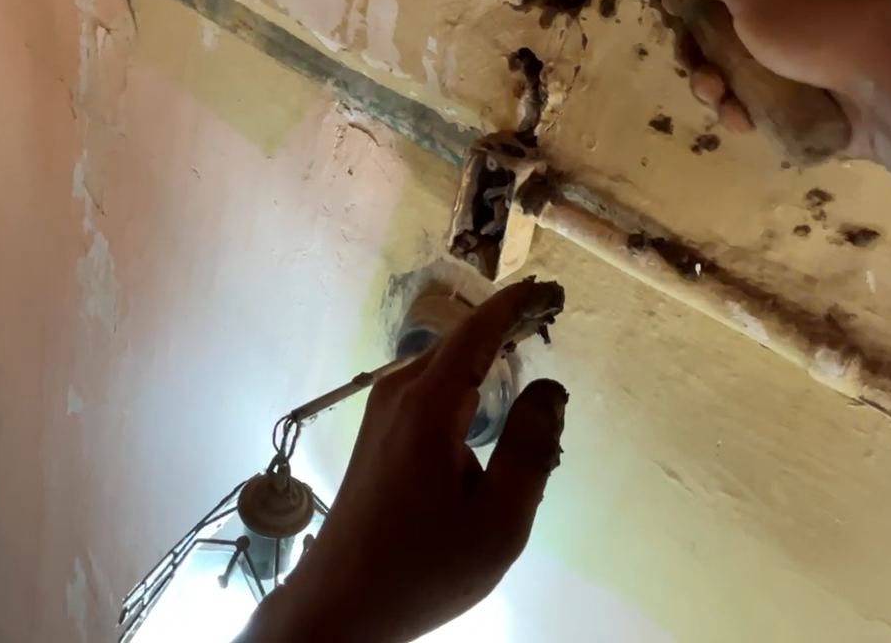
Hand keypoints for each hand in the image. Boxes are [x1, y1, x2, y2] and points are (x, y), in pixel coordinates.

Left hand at [242, 279, 568, 642]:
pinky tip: (485, 383)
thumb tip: (548, 389)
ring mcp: (384, 408)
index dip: (514, 305)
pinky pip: (429, 382)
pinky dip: (464, 369)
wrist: (342, 603)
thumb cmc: (424, 565)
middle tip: (549, 309)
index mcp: (428, 406)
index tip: (548, 286)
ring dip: (484, 343)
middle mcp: (400, 392)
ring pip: (442, 360)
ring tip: (526, 335)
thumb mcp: (499, 520)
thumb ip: (529, 447)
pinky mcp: (379, 428)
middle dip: (504, 319)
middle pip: (459, 339)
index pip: (476, 333)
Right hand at [660, 0, 890, 158]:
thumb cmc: (821, 19)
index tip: (672, 13)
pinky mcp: (825, 88)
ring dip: (719, 82)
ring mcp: (821, 44)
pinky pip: (772, 93)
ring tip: (716, 100)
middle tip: (696, 71)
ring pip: (748, 60)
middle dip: (704, 50)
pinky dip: (750, 106)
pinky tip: (742, 121)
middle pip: (735, 18)